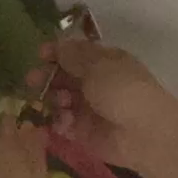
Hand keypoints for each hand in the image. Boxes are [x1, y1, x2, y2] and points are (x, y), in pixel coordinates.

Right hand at [30, 40, 175, 168]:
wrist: (144, 133)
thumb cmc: (123, 90)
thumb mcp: (97, 66)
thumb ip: (73, 56)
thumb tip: (58, 44)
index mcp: (104, 61)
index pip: (75, 54)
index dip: (56, 53)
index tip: (39, 55)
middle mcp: (96, 83)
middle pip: (63, 77)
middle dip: (47, 77)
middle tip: (33, 81)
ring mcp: (89, 109)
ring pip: (60, 100)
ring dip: (54, 100)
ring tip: (61, 104)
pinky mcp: (84, 133)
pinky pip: (63, 124)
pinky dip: (59, 122)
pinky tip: (63, 123)